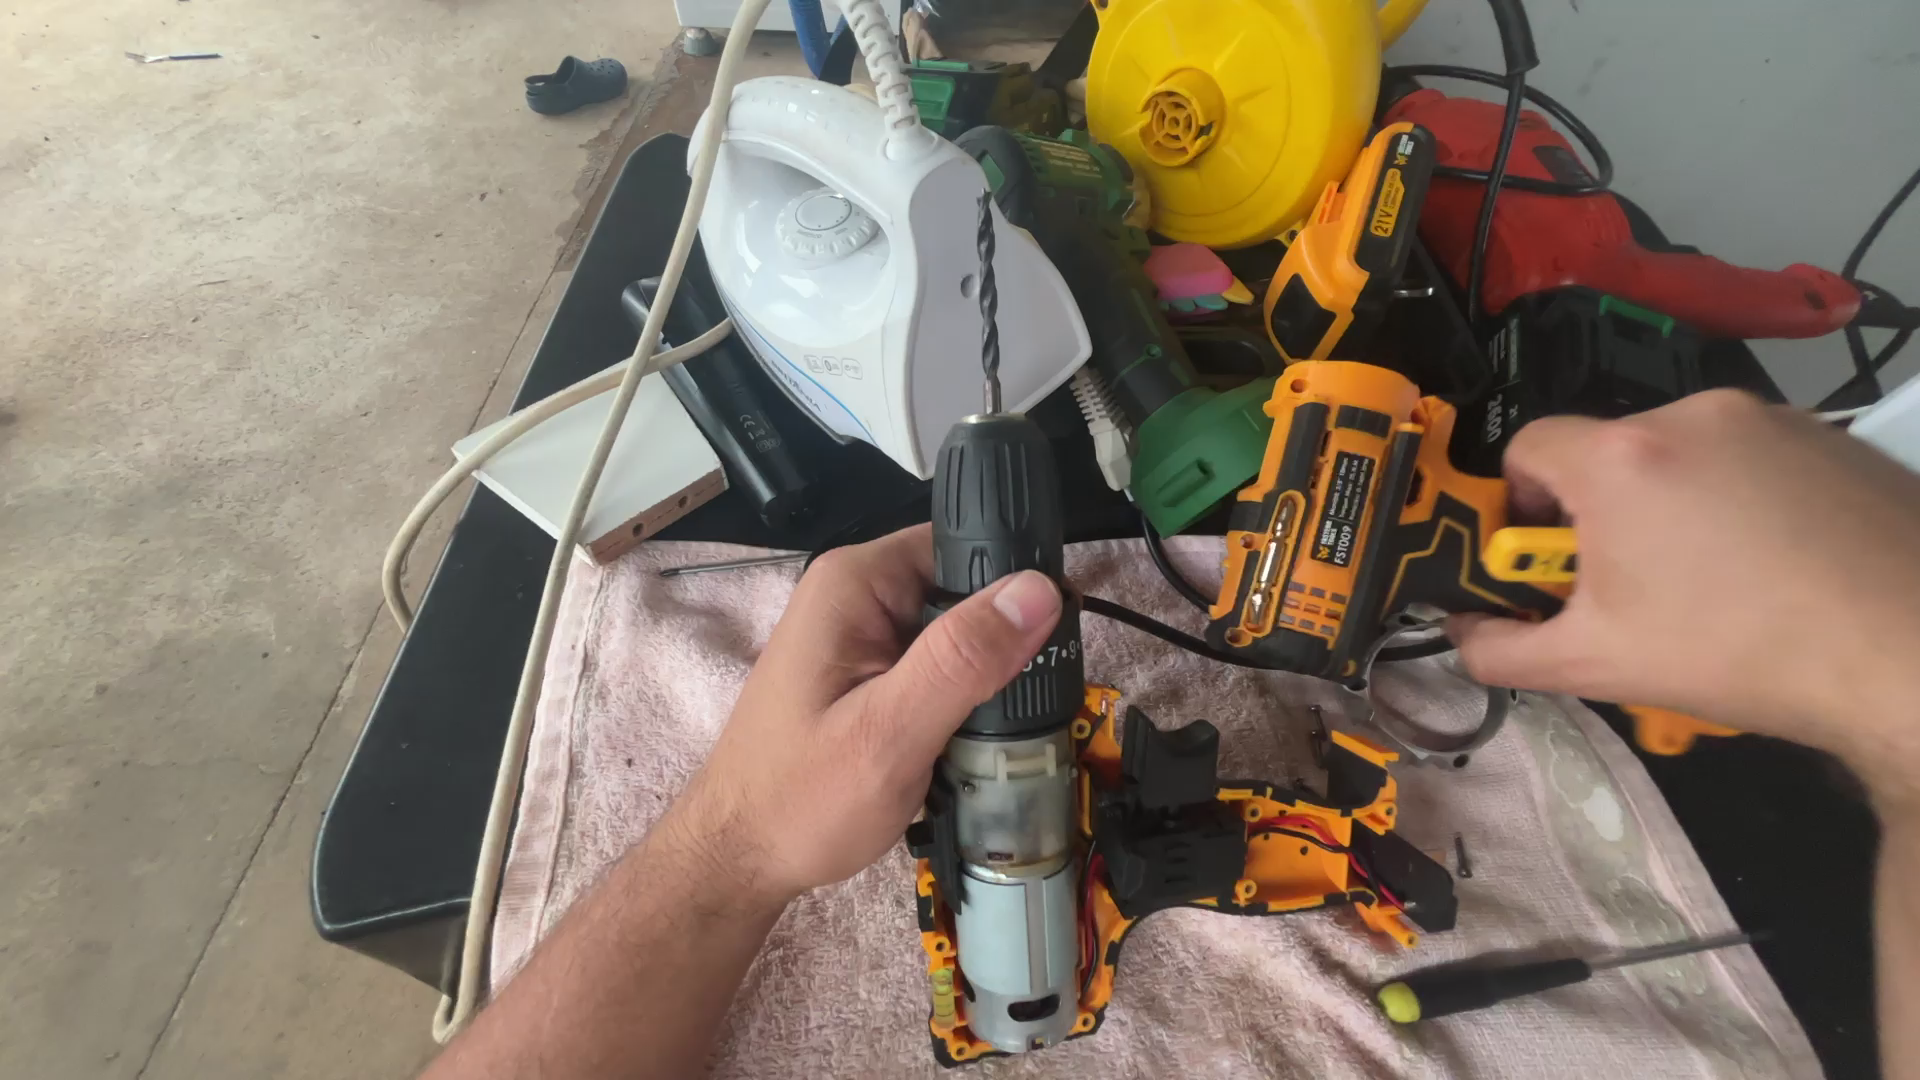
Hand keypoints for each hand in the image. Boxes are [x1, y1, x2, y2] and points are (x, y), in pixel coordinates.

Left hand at [662, 525, 1063, 906]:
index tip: (1067, 623)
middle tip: (1048, 685)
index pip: (959, 544)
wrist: (741, 859)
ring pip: (955, 628)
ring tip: (1022, 714)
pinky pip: (936, 661)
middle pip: (961, 585)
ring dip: (988, 667)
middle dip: (1005, 633)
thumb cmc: (800, 801)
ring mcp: (862, 634)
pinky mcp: (869, 670)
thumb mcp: (889, 733)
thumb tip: (1040, 590)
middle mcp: (858, 594)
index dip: (1015, 577)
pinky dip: (966, 689)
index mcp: (856, 582)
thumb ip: (962, 660)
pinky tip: (985, 725)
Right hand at [1447, 390, 1919, 799]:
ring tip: (1702, 570)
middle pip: (1599, 451)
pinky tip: (1765, 556)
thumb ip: (1494, 649)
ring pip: (1672, 451)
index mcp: (1619, 459)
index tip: (1546, 550)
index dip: (1518, 499)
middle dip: (1592, 508)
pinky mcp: (1838, 437)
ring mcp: (1774, 420)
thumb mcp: (1587, 664)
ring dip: (1660, 499)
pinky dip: (1730, 493)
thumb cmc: (1740, 654)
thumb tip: (1463, 632)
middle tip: (1624, 575)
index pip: (1525, 446)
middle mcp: (1692, 416)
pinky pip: (1743, 453)